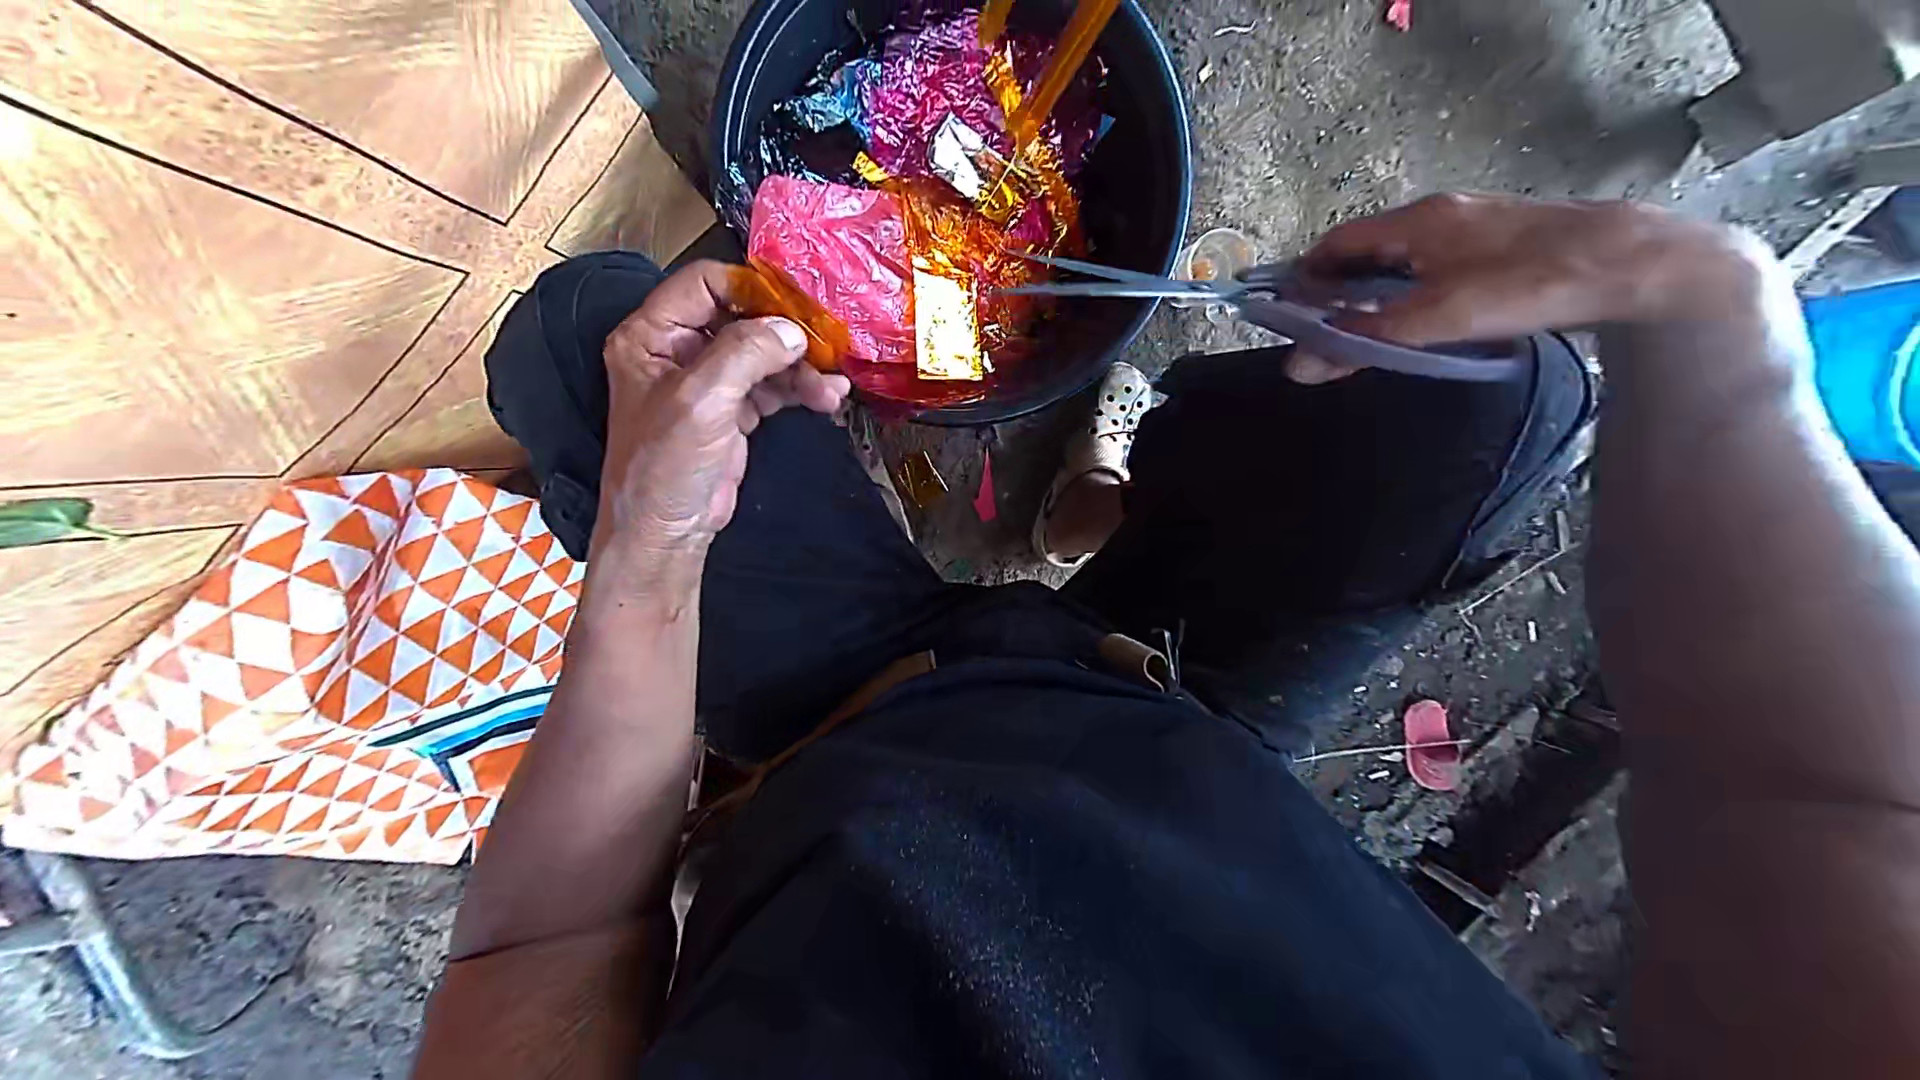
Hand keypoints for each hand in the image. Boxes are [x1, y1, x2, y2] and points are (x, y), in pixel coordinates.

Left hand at [592, 260, 851, 589]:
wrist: (668, 530)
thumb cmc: (665, 464)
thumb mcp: (701, 400)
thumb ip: (744, 354)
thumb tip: (793, 330)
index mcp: (654, 335)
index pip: (704, 284)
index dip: (750, 288)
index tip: (796, 303)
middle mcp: (681, 350)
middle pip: (743, 319)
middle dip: (786, 333)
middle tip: (826, 343)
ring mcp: (711, 382)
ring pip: (764, 355)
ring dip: (801, 367)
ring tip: (833, 386)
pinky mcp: (735, 410)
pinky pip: (773, 387)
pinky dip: (801, 390)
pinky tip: (828, 397)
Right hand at [1284, 193, 1777, 383]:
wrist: (1640, 267)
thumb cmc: (1528, 284)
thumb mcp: (1436, 319)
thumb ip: (1362, 341)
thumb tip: (1295, 366)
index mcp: (1419, 222)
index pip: (1337, 243)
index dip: (1304, 276)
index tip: (1285, 312)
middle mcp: (1439, 217)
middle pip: (1364, 253)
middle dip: (1333, 290)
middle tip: (1317, 332)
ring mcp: (1469, 230)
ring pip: (1397, 263)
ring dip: (1368, 295)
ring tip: (1356, 333)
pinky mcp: (1494, 248)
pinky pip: (1427, 269)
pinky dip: (1402, 294)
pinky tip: (1408, 322)